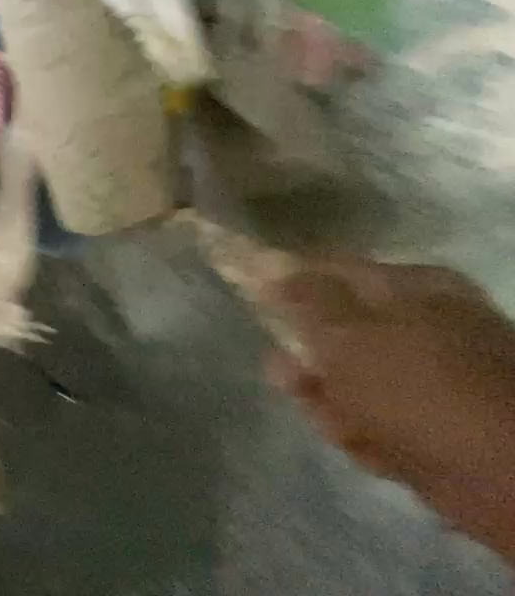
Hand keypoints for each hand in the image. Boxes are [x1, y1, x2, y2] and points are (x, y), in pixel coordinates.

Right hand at [267, 255, 514, 556]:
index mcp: (416, 288)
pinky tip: (366, 447)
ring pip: (350, 378)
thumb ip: (304, 294)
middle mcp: (430, 325)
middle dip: (304, 356)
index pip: (332, 269)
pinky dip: (364, 433)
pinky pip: (378, 419)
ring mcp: (437, 378)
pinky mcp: (441, 425)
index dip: (286, 282)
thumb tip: (270, 262)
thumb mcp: (345, 331)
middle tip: (287, 376)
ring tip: (335, 422)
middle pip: (337, 329)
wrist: (505, 479)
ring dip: (328, 400)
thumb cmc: (417, 389)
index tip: (252, 299)